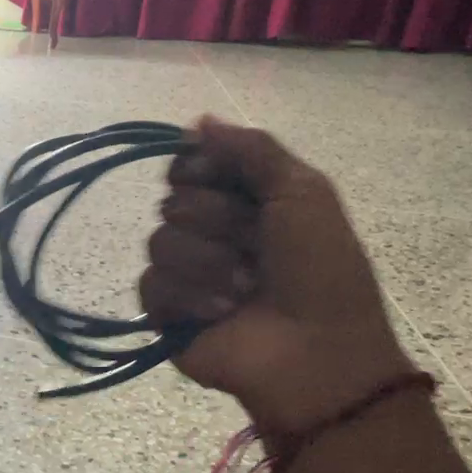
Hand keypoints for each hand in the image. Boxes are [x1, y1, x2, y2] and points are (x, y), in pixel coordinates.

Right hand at [140, 116, 415, 435]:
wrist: (314, 352)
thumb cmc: (320, 270)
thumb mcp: (301, 192)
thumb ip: (250, 150)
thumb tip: (196, 121)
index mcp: (243, 200)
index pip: (189, 165)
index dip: (199, 168)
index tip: (220, 180)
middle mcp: (209, 232)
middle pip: (172, 200)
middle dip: (216, 221)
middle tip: (255, 247)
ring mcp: (185, 274)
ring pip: (158, 242)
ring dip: (208, 264)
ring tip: (244, 290)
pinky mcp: (165, 313)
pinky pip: (152, 285)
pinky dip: (190, 297)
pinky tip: (221, 313)